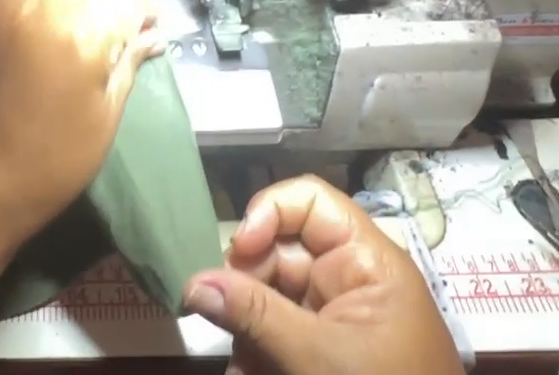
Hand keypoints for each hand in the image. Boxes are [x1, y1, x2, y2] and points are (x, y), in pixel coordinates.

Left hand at [0, 0, 160, 253]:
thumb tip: (152, 33)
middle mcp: (38, 3)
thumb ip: (128, 64)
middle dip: (106, 1)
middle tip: (103, 36)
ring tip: (65, 20)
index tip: (140, 34)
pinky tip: (29, 19)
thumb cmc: (46, 164)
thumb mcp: (102, 119)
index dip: (141, 15)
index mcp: (80, 33)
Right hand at [184, 175, 461, 374]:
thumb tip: (193, 283)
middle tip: (223, 320)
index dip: (268, 212)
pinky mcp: (323, 351)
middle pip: (279, 249)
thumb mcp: (319, 358)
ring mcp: (335, 316)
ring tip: (239, 368)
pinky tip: (245, 372)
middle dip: (245, 286)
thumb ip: (255, 315)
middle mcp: (348, 278)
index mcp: (366, 261)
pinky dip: (254, 352)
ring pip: (269, 295)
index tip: (239, 250)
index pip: (309, 201)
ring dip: (244, 329)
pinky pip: (275, 332)